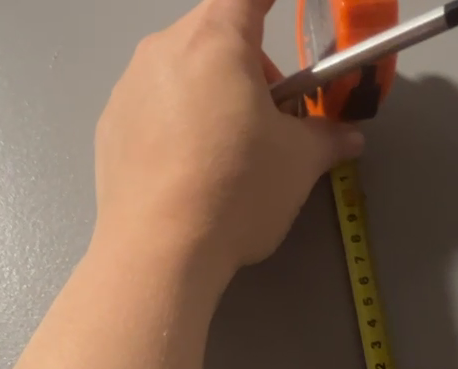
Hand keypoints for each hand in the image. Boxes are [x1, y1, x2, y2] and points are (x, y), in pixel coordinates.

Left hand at [93, 0, 364, 277]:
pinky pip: (151, 112)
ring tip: (224, 157)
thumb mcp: (298, 165)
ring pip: (179, 75)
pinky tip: (187, 176)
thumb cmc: (235, 192)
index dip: (268, 1)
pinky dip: (174, 129)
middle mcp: (164, 49)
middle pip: (213, 37)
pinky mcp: (109, 130)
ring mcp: (128, 88)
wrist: (160, 253)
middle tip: (267, 121)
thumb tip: (348, 137)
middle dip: (246, 69)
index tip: (278, 11)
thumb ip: (326, 139)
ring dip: (208, 98)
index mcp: (216, 39)